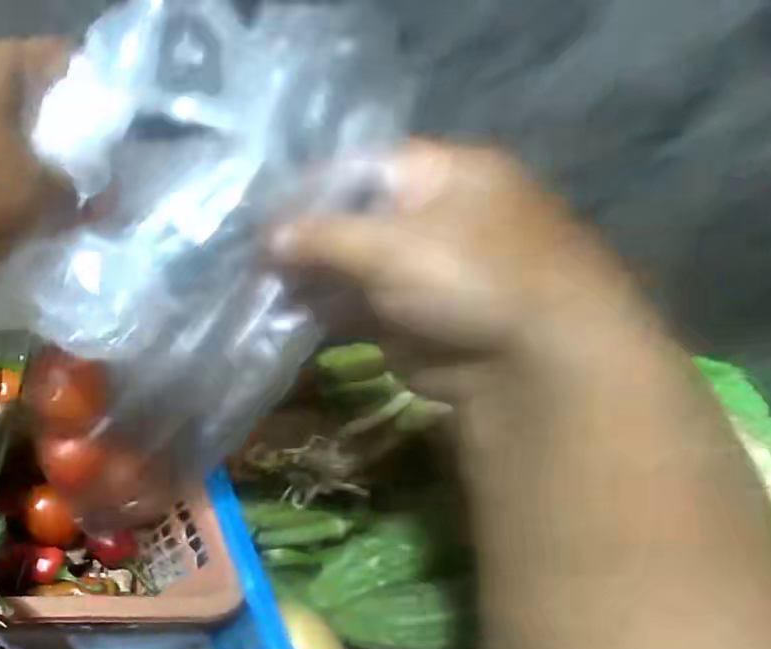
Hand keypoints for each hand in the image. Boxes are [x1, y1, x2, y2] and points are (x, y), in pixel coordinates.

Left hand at [0, 37, 74, 295]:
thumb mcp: (33, 197)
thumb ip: (74, 190)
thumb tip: (88, 195)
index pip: (69, 65)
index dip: (99, 111)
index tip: (110, 161)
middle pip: (27, 113)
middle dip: (55, 159)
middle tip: (76, 205)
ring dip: (13, 190)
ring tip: (32, 232)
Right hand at [273, 141, 663, 395]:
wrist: (523, 358)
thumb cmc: (471, 280)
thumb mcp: (392, 248)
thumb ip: (322, 238)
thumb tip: (265, 238)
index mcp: (441, 177)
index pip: (360, 169)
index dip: (307, 191)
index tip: (258, 218)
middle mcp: (423, 216)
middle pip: (343, 219)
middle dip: (296, 241)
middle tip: (247, 262)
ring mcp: (408, 267)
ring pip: (337, 266)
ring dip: (298, 279)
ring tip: (254, 291)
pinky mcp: (394, 311)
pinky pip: (342, 304)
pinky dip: (311, 310)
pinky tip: (277, 316)